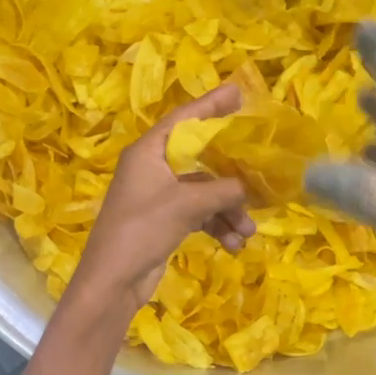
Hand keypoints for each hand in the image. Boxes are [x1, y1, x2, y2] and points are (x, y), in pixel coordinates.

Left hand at [73, 84, 254, 307]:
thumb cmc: (142, 230)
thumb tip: (251, 186)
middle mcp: (152, 168)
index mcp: (149, 151)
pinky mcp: (163, 222)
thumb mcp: (186, 205)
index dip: (212, 105)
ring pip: (203, 192)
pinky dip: (216, 226)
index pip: (185, 118)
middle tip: (262, 172)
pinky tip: (234, 244)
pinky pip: (197, 214)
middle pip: (201, 158)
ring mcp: (157, 196)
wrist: (113, 281)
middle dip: (232, 175)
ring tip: (248, 232)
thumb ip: (223, 190)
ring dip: (228, 210)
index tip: (239, 93)